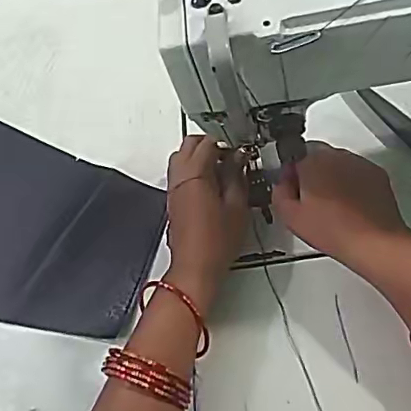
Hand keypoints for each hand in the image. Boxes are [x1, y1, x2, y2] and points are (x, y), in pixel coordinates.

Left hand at [165, 136, 248, 303]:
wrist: (195, 267)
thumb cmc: (215, 243)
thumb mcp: (237, 206)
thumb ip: (237, 176)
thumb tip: (238, 159)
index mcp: (195, 175)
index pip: (206, 143)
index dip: (224, 143)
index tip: (238, 151)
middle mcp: (179, 178)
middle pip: (189, 145)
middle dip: (209, 144)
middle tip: (229, 155)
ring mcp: (173, 189)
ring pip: (181, 157)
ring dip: (198, 156)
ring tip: (221, 168)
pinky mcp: (173, 200)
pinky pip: (179, 173)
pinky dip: (192, 170)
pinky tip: (211, 183)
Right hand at [272, 142, 410, 268]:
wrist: (373, 242)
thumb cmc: (335, 230)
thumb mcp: (290, 216)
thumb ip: (279, 193)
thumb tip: (282, 186)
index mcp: (311, 161)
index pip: (292, 157)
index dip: (290, 175)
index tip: (291, 189)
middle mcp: (336, 156)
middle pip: (315, 157)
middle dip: (311, 174)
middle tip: (311, 200)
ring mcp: (358, 163)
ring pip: (337, 164)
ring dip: (332, 178)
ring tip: (332, 207)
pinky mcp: (376, 174)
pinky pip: (357, 173)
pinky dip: (352, 184)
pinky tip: (349, 206)